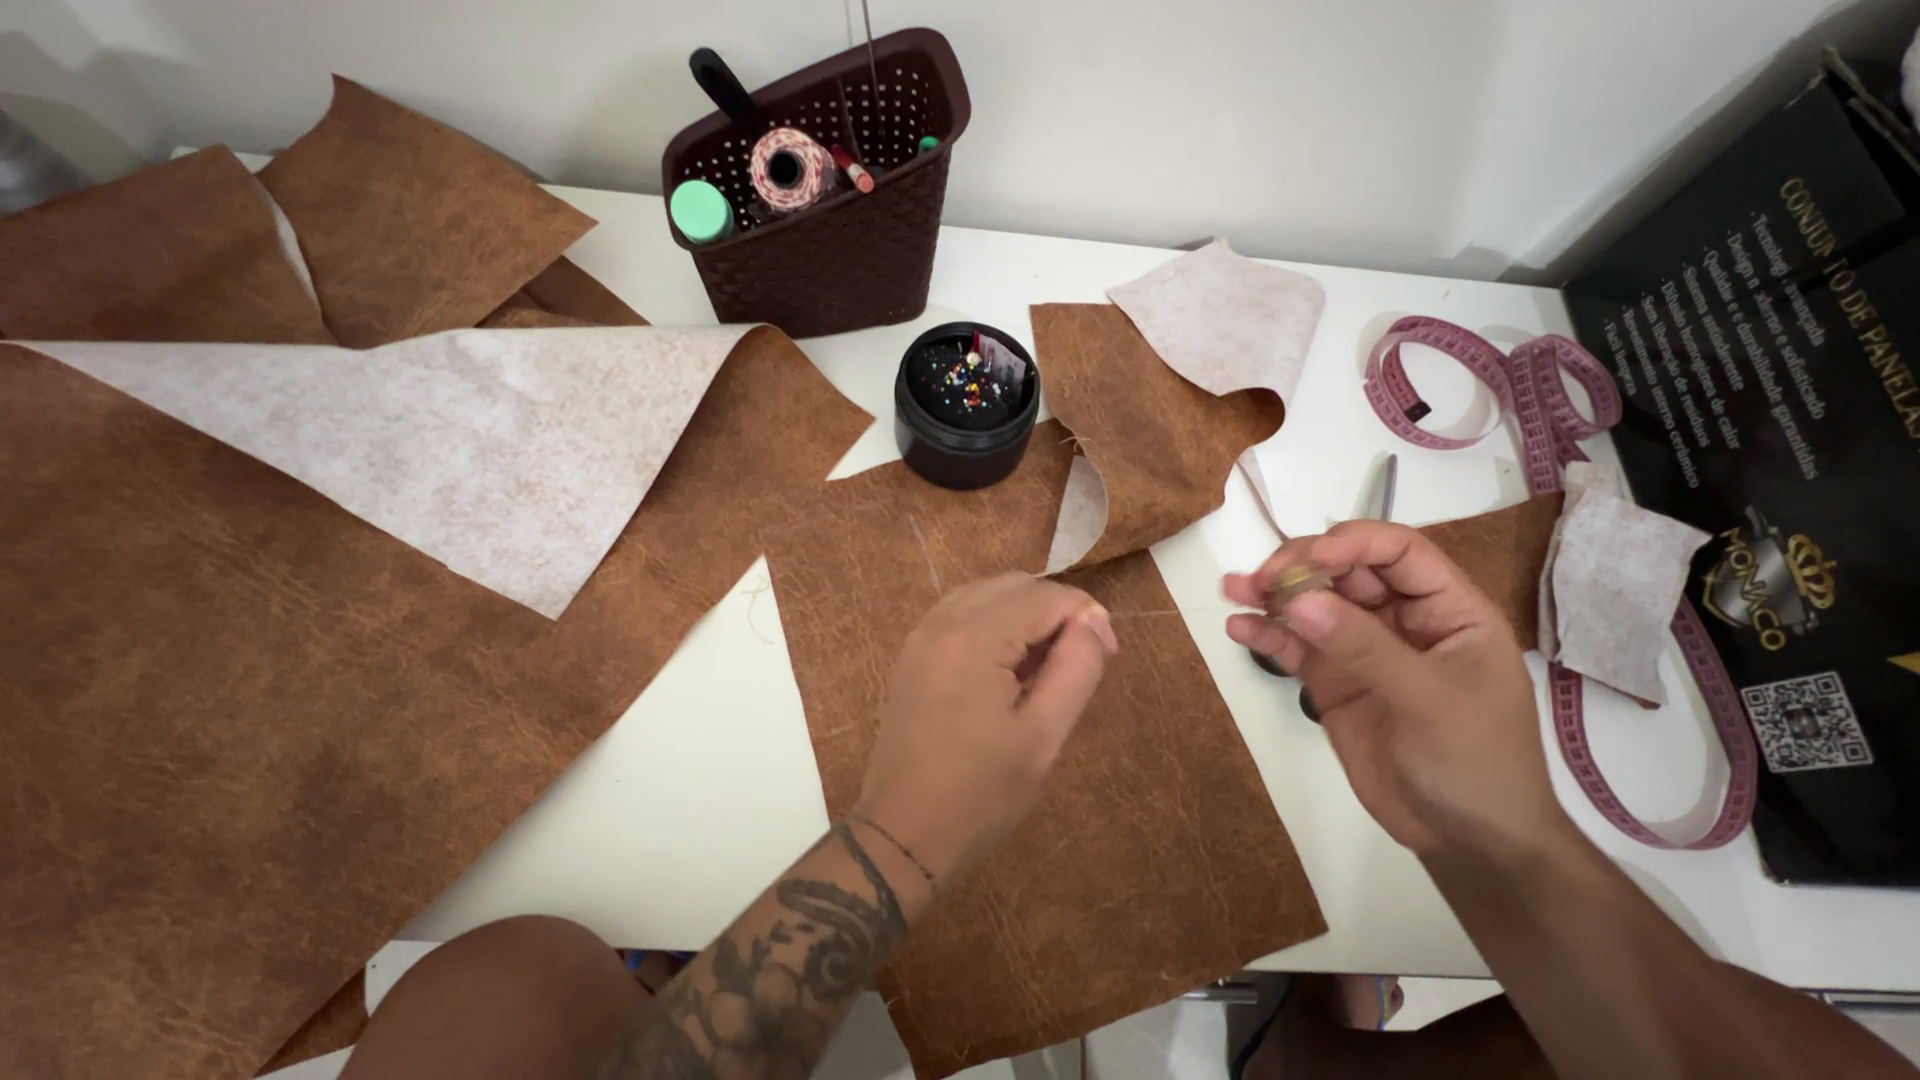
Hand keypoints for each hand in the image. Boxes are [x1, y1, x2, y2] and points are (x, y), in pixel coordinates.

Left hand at [854, 573, 1118, 880]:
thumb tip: (1093, 621)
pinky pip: (962, 615)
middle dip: (1055, 612)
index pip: (1045, 595)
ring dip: (1025, 617)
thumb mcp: (1042, 737)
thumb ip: (1076, 668)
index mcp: (973, 637)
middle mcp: (941, 622)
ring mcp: (920, 636)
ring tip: (1044, 669)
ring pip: (987, 595)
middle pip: (1015, 585)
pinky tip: (1006, 670)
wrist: (902, 835)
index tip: (1106, 657)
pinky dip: (994, 625)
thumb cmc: (979, 794)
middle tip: (1077, 664)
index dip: (1086, 617)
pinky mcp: (912, 655)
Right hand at [1222, 521, 1573, 858]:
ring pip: (1314, 605)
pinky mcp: (1333, 681)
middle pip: (1347, 571)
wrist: (1467, 838)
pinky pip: (1295, 647)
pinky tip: (1239, 629)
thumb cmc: (1475, 760)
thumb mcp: (1429, 700)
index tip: (1307, 560)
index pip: (1399, 552)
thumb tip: (1297, 600)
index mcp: (1448, 609)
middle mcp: (1403, 620)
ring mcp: (1363, 650)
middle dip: (1302, 566)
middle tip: (1261, 579)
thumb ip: (1363, 647)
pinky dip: (1267, 635)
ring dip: (1273, 594)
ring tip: (1233, 589)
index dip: (1352, 543)